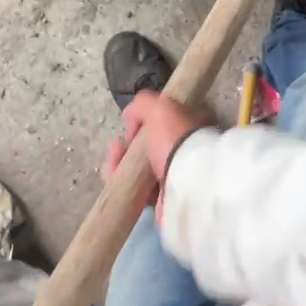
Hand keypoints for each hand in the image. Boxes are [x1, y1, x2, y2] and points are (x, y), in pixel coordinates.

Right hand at [103, 92, 213, 220]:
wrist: (187, 185)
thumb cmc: (176, 140)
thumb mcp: (159, 108)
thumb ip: (142, 104)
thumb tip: (130, 115)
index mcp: (193, 126)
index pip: (164, 120)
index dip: (143, 122)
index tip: (129, 125)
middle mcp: (187, 151)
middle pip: (149, 146)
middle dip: (127, 145)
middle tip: (116, 147)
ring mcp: (176, 177)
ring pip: (140, 169)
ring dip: (120, 163)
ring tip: (112, 163)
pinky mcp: (164, 200)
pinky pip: (137, 190)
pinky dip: (123, 182)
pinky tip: (114, 176)